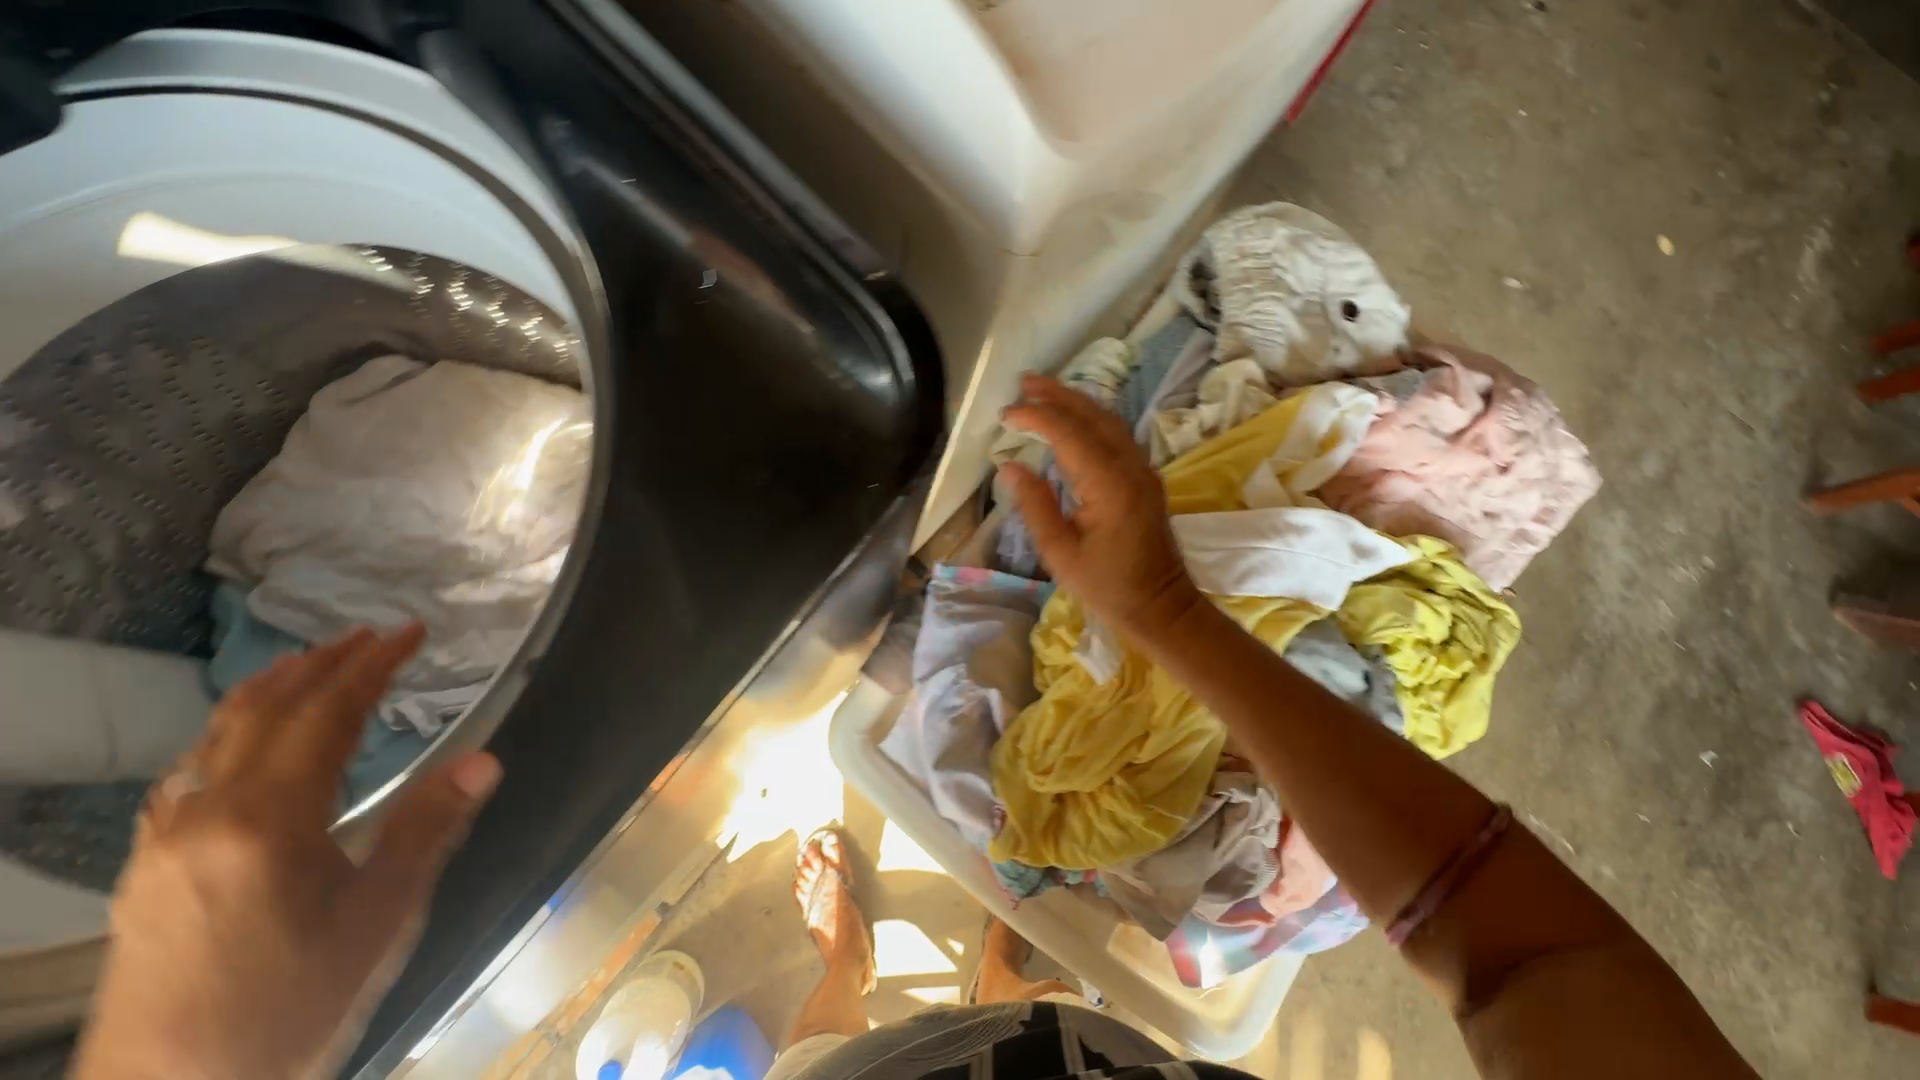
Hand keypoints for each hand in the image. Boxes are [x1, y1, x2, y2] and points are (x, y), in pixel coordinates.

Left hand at [71, 625, 502, 1079]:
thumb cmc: (289, 1007)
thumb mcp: (379, 921)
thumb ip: (428, 830)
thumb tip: (484, 759)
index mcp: (268, 821)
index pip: (327, 715)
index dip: (372, 666)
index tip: (411, 632)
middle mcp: (205, 813)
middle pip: (265, 710)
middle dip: (323, 663)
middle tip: (372, 635)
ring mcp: (165, 838)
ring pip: (217, 735)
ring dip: (273, 688)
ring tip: (314, 662)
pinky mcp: (147, 865)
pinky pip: (190, 771)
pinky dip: (231, 732)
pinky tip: (246, 743)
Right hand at [999, 373, 1204, 639]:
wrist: (1161, 605)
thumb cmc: (1107, 586)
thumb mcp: (1060, 553)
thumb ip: (1035, 505)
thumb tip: (1010, 466)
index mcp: (1109, 484)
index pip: (1068, 433)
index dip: (1036, 416)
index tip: (1006, 413)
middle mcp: (1131, 467)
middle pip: (1093, 415)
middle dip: (1058, 395)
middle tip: (1024, 382)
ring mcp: (1144, 470)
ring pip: (1109, 421)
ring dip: (1076, 402)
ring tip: (1044, 392)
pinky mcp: (1146, 478)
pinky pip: (1117, 435)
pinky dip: (1091, 419)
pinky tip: (1074, 419)